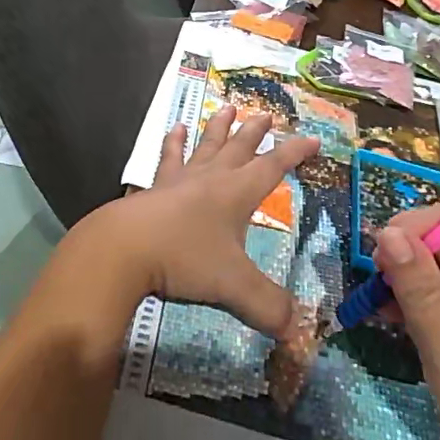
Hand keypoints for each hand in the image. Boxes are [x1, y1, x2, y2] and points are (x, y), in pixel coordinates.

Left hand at [81, 107, 319, 336]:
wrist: (125, 248)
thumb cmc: (185, 259)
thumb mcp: (235, 287)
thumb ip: (269, 307)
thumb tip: (297, 332)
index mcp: (237, 193)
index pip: (273, 166)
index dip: (295, 153)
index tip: (313, 139)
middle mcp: (212, 178)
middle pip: (239, 147)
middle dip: (256, 131)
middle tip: (267, 113)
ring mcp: (181, 180)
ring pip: (206, 145)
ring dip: (219, 127)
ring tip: (228, 107)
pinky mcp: (156, 188)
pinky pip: (168, 159)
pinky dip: (173, 143)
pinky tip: (175, 129)